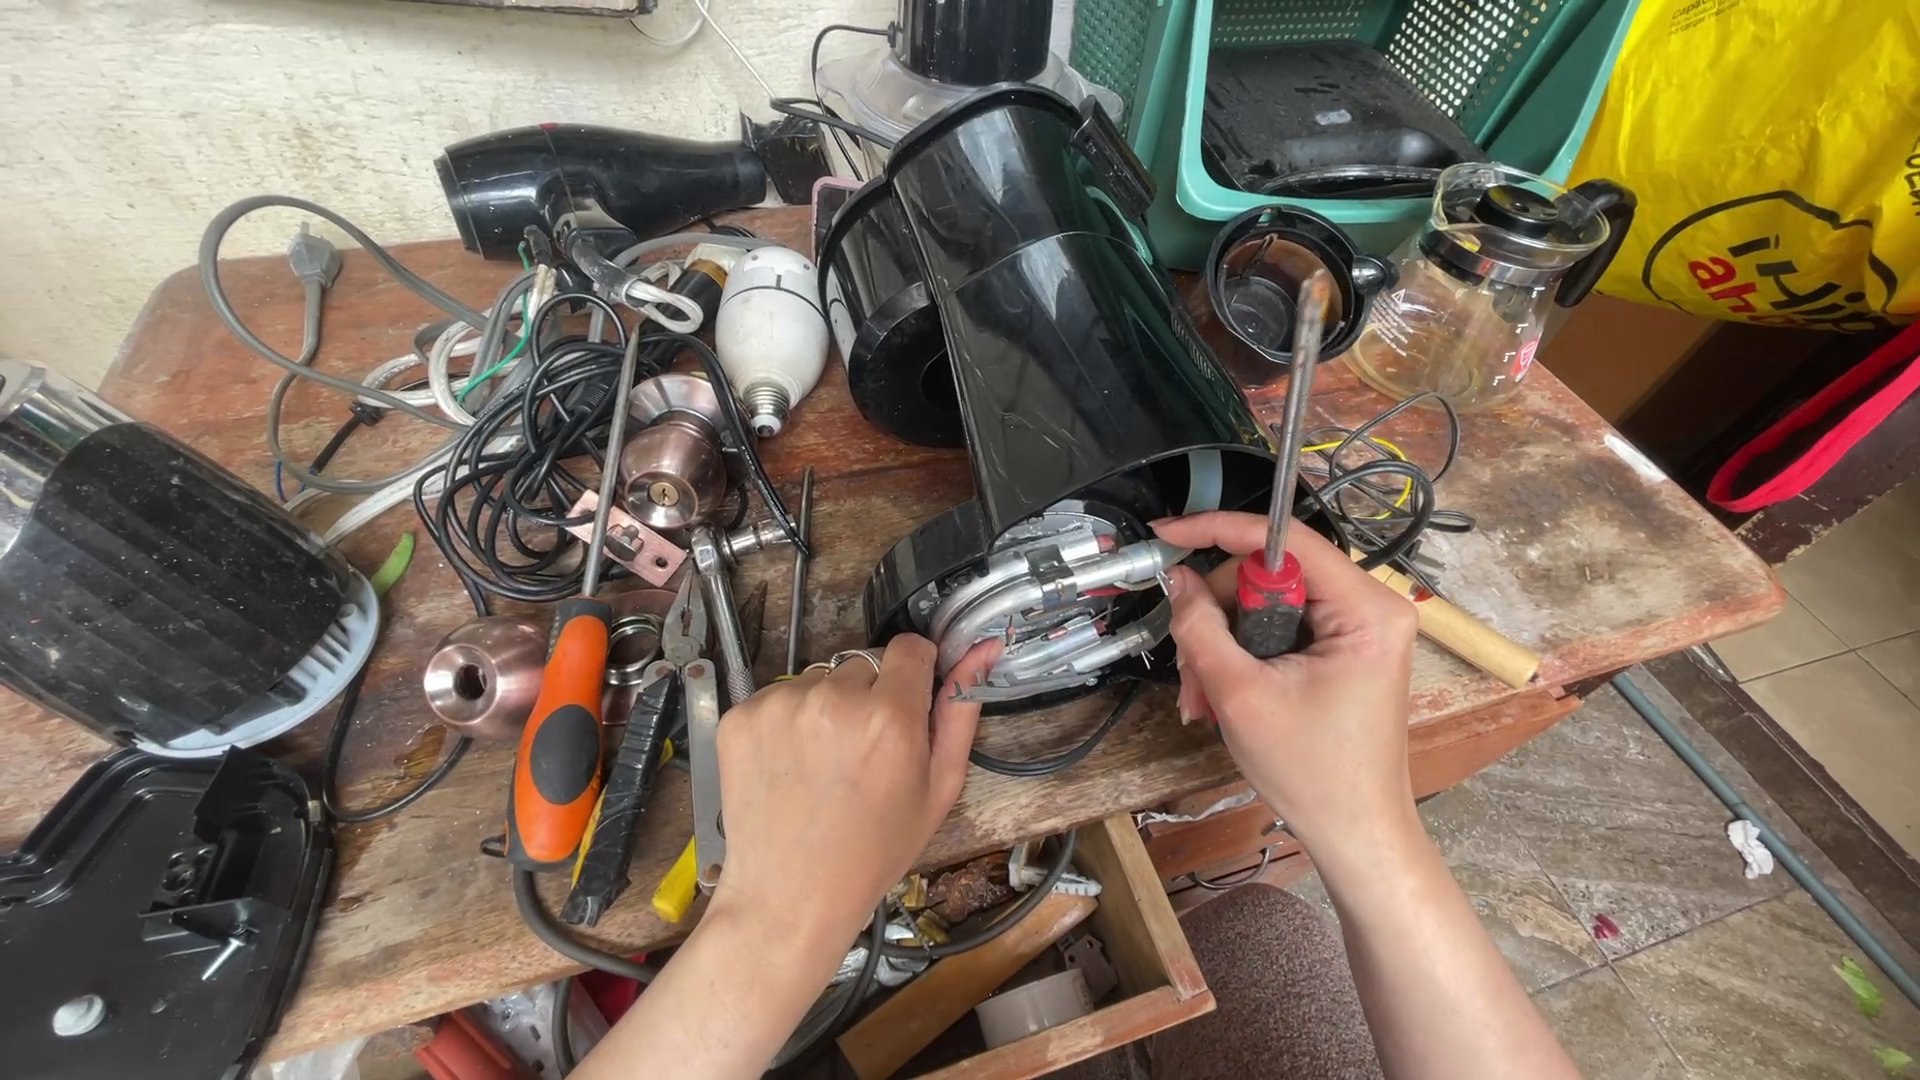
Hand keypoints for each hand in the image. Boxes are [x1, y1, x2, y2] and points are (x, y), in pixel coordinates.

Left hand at [712, 635, 997, 946]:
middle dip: (870, 695)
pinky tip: (791, 763)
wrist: (791, 897)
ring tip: (824, 761)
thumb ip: (960, 710)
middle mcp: (833, 699)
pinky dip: (787, 720)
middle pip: (864, 664)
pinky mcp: (742, 716)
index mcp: (890, 717)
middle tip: (863, 748)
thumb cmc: (875, 849)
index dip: (914, 671)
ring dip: (827, 705)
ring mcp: (781, 705)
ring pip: (820, 678)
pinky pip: (779, 695)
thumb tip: (983, 649)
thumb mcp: (938, 787)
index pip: (909, 648)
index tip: (906, 700)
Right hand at [1154, 511, 1419, 855]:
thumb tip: (1177, 579)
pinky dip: (1238, 656)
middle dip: (1216, 618)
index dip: (1218, 530)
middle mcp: (1368, 607)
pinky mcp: (1339, 649)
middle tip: (1191, 668)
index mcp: (1366, 609)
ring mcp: (1354, 629)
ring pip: (1261, 604)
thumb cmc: (1312, 772)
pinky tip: (1220, 694)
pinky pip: (1273, 628)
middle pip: (1265, 575)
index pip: (1283, 539)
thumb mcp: (1239, 693)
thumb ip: (1200, 626)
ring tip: (1203, 695)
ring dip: (1220, 645)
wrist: (1354, 832)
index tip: (1168, 533)